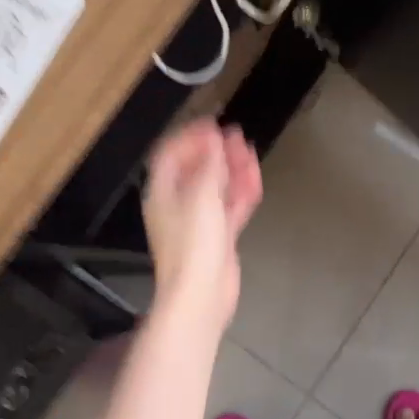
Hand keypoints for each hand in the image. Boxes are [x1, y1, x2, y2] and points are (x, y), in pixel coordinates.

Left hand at [142, 119, 262, 336]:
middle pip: (195, 169)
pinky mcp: (217, 237)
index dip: (190, 136)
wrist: (202, 295)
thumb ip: (210, 164)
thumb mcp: (202, 195)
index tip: (213, 124)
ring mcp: (198, 222)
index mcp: (163, 192)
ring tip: (249, 151)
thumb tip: (214, 138)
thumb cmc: (194, 244)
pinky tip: (255, 178)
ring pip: (215, 187)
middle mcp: (177, 204)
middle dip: (215, 151)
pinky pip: (229, 207)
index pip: (170, 154)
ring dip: (231, 169)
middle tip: (236, 136)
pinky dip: (241, 192)